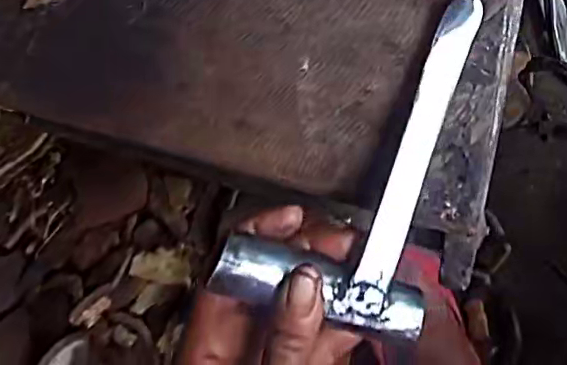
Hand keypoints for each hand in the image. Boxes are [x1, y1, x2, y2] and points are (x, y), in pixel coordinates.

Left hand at [178, 206, 362, 364]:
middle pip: (271, 280)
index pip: (226, 270)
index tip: (293, 216)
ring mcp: (268, 356)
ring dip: (335, 282)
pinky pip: (322, 338)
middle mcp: (236, 349)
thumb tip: (305, 281)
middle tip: (340, 241)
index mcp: (204, 354)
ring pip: (301, 306)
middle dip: (310, 251)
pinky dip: (346, 318)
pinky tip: (362, 307)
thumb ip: (283, 344)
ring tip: (358, 265)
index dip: (260, 233)